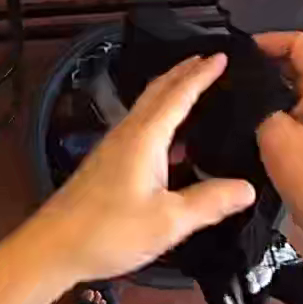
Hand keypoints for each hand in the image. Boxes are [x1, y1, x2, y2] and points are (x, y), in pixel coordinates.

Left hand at [22, 54, 256, 284]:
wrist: (53, 247)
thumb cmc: (109, 231)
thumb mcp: (168, 221)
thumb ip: (210, 202)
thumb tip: (249, 187)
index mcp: (145, 137)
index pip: (178, 94)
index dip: (201, 74)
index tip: (222, 56)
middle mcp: (128, 133)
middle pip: (158, 91)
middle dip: (184, 72)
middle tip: (209, 59)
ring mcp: (114, 146)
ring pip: (147, 107)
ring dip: (171, 91)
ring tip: (194, 87)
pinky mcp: (108, 161)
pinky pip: (141, 125)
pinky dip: (161, 116)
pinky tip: (173, 138)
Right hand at [254, 33, 302, 251]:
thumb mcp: (275, 134)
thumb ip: (258, 104)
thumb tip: (245, 91)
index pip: (300, 43)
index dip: (268, 41)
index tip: (239, 54)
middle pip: (298, 65)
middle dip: (265, 66)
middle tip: (232, 77)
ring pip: (294, 91)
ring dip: (268, 92)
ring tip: (237, 100)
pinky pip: (296, 114)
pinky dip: (275, 112)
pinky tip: (253, 126)